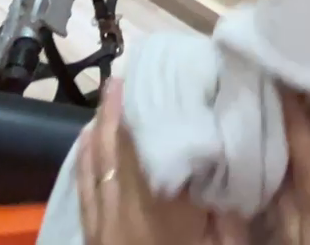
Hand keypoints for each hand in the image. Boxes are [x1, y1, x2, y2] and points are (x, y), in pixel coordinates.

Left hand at [78, 80, 243, 244]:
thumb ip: (226, 217)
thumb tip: (224, 169)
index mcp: (155, 215)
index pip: (139, 154)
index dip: (134, 117)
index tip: (139, 83)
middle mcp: (122, 217)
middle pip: (111, 155)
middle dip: (112, 116)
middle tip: (117, 80)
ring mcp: (103, 232)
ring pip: (92, 171)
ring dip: (95, 135)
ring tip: (102, 105)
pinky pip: (84, 195)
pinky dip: (83, 166)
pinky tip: (85, 148)